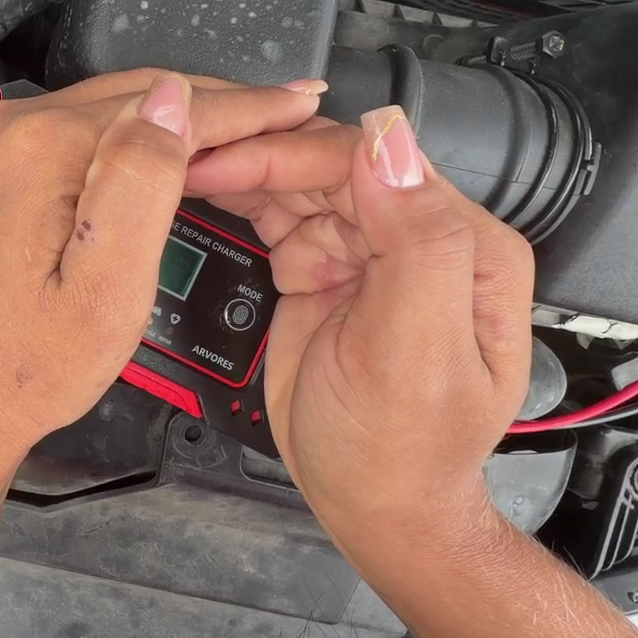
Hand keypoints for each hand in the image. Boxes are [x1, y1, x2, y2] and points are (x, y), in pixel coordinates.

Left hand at [0, 70, 323, 460]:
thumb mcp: (108, 286)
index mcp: (40, 150)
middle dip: (213, 105)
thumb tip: (172, 100)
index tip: (297, 102)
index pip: (162, 105)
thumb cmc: (28, 363)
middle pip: (132, 97)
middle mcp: (8, 132)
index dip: (243, 107)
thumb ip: (142, 182)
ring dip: (172, 121)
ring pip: (106, 111)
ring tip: (239, 130)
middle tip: (283, 112)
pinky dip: (127, 139)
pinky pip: (77, 133)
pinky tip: (164, 153)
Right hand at [187, 106, 533, 542]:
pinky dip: (235, 200)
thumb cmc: (401, 444)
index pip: (367, 164)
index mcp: (459, 244)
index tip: (216, 160)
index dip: (285, 154)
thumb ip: (415, 242)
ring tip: (177, 169)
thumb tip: (386, 139)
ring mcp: (359, 248)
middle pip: (322, 164)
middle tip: (181, 159)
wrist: (368, 498)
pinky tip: (201, 192)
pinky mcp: (316, 265)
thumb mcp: (414, 352)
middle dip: (249, 157)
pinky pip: (272, 214)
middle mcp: (410, 234)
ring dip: (235, 172)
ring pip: (291, 182)